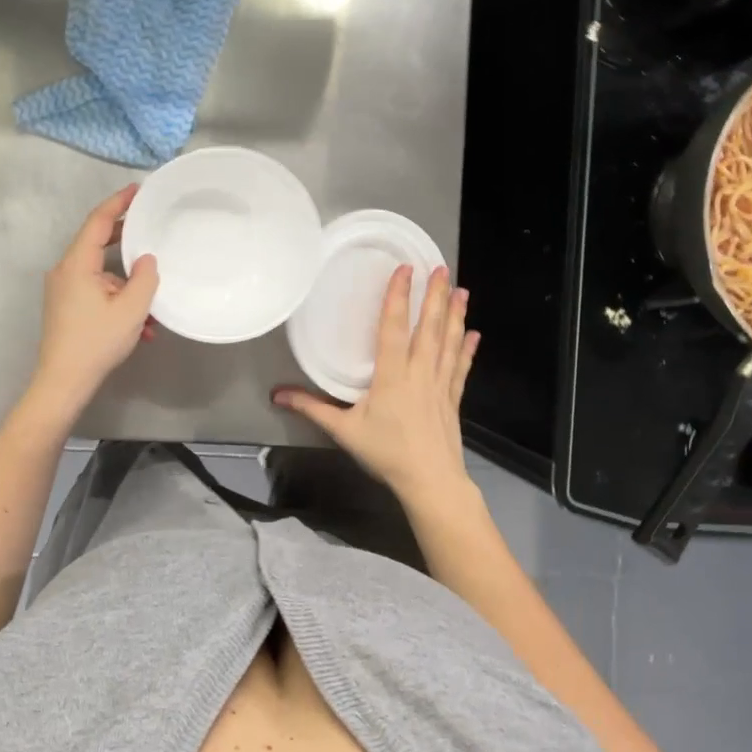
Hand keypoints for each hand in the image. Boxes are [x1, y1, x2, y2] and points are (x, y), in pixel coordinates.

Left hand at [33, 185, 160, 401]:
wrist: (63, 382)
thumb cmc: (96, 342)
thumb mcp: (131, 310)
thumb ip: (145, 278)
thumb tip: (147, 259)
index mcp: (77, 264)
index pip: (98, 221)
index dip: (118, 202)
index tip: (137, 189)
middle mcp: (65, 270)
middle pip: (97, 242)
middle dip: (125, 237)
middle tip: (150, 226)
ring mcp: (63, 290)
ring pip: (100, 273)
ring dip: (127, 283)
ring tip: (154, 298)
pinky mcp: (65, 307)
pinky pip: (95, 292)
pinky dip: (117, 300)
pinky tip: (141, 325)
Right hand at [273, 266, 479, 507]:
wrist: (431, 482)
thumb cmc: (386, 453)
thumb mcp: (343, 430)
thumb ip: (311, 408)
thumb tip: (277, 394)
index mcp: (392, 375)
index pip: (394, 328)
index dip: (398, 297)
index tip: (405, 270)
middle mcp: (419, 373)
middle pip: (429, 328)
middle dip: (435, 297)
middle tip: (441, 269)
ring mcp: (440, 385)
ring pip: (449, 343)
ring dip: (455, 316)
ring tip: (462, 290)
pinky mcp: (452, 399)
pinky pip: (461, 368)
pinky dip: (467, 350)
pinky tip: (474, 334)